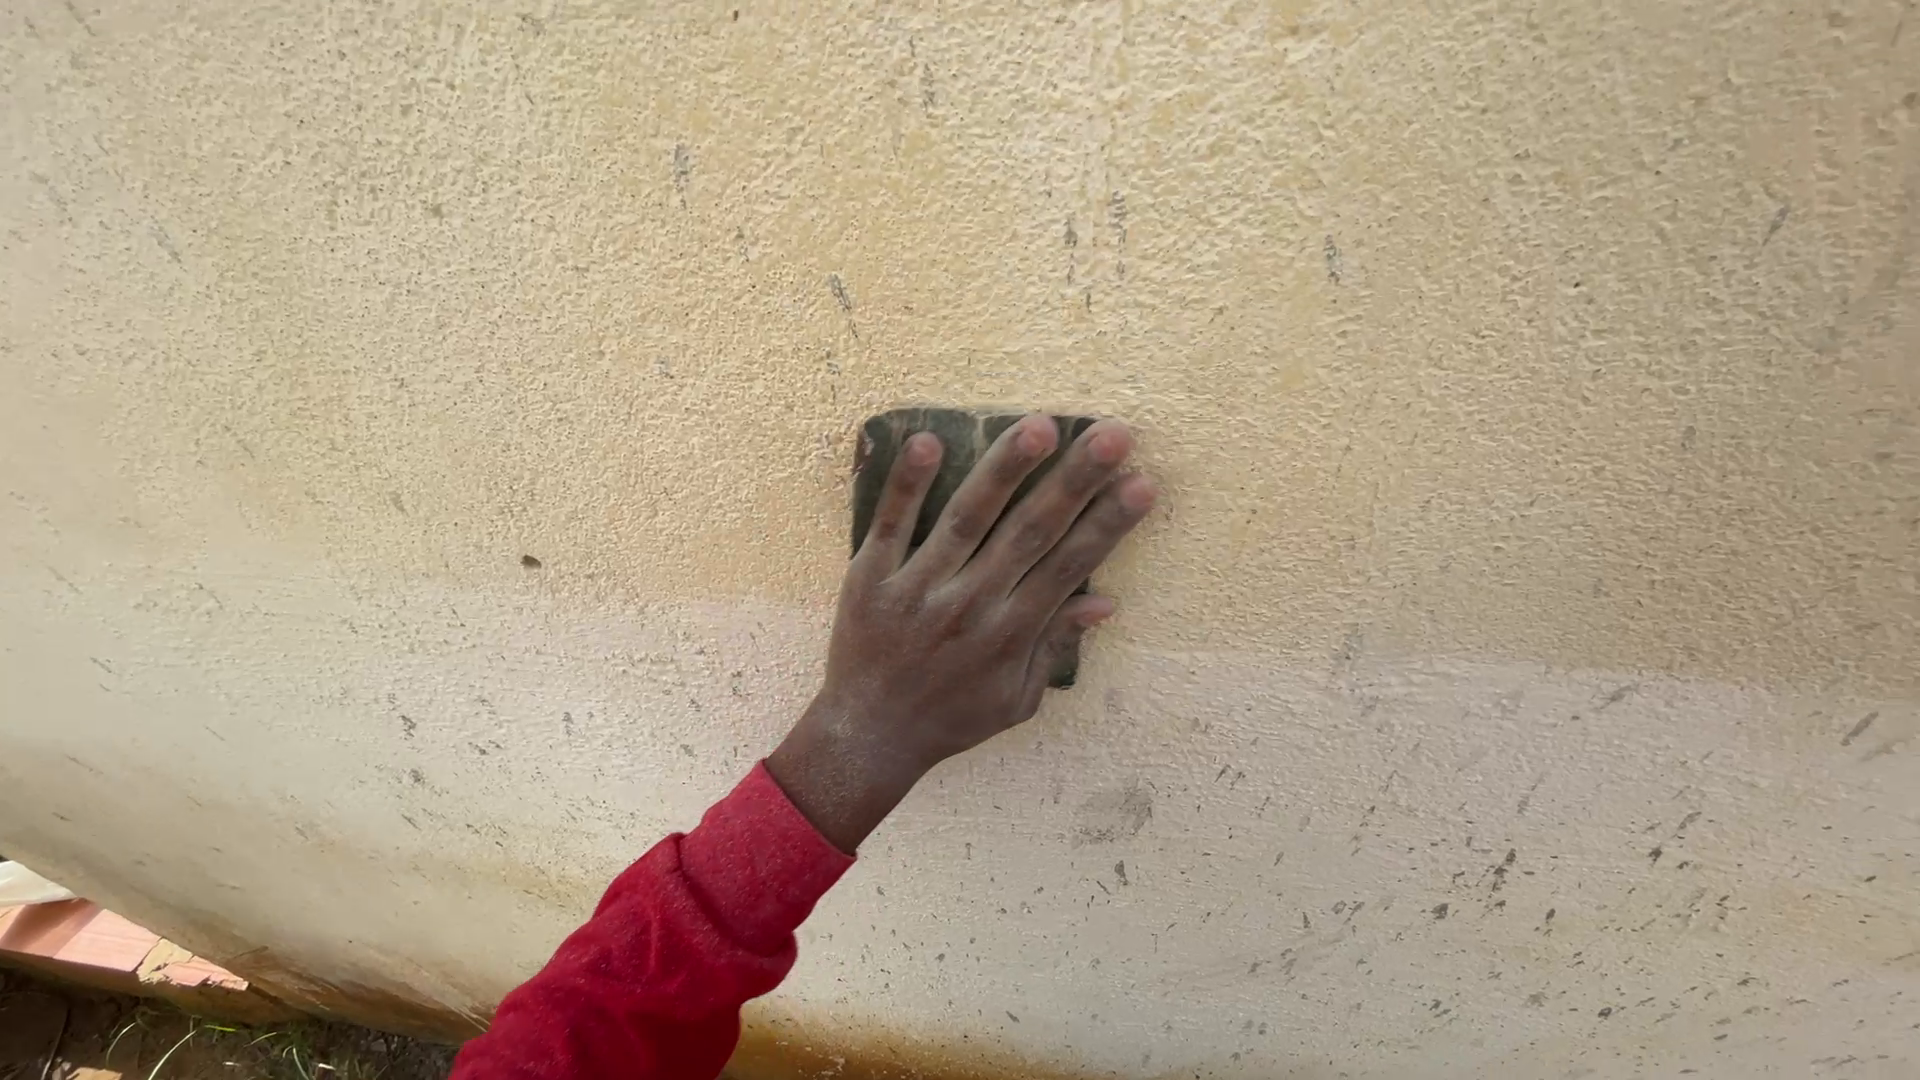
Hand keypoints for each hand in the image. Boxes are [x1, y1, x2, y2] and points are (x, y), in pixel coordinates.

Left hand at [767, 414, 1155, 851]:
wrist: (869, 736)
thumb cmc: (951, 718)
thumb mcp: (1016, 698)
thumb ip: (1054, 646)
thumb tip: (1104, 602)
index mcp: (1009, 635)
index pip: (1068, 568)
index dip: (1108, 525)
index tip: (1141, 484)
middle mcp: (969, 606)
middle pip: (1029, 533)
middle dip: (1075, 482)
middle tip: (1111, 434)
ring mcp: (917, 589)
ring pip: (967, 520)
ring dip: (1004, 471)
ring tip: (1039, 427)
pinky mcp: (870, 578)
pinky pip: (890, 525)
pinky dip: (907, 485)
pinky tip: (928, 441)